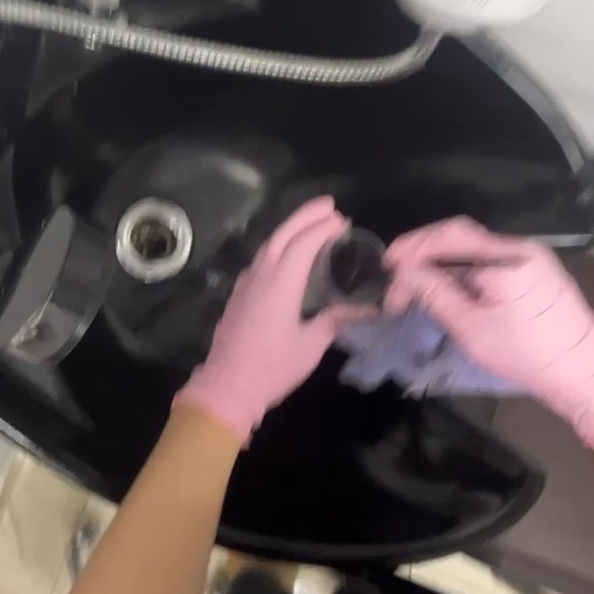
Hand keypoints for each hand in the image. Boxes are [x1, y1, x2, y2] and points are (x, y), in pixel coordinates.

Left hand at [175, 197, 363, 443]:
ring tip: (311, 225)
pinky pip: (260, 261)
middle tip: (328, 206)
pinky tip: (287, 256)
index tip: (342, 220)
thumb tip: (366, 309)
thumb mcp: (312, 344)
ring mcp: (245, 284)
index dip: (323, 228)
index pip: (304, 242)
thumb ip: (336, 319)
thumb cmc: (273, 366)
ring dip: (290, 230)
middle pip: (283, 233)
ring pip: (268, 245)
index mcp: (281, 281)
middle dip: (305, 216)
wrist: (227, 386)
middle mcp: (261, 274)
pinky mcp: (238, 296)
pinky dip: (277, 248)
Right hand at [384, 217, 593, 445]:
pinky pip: (487, 261)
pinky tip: (445, 286)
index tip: (386, 268)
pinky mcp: (533, 273)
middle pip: (459, 236)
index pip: (447, 237)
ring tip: (414, 282)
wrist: (587, 372)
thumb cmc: (527, 354)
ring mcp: (529, 259)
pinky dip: (460, 269)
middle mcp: (517, 248)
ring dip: (440, 261)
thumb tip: (406, 274)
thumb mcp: (472, 328)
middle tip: (394, 272)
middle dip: (422, 251)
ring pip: (472, 248)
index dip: (411, 248)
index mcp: (504, 258)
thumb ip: (436, 294)